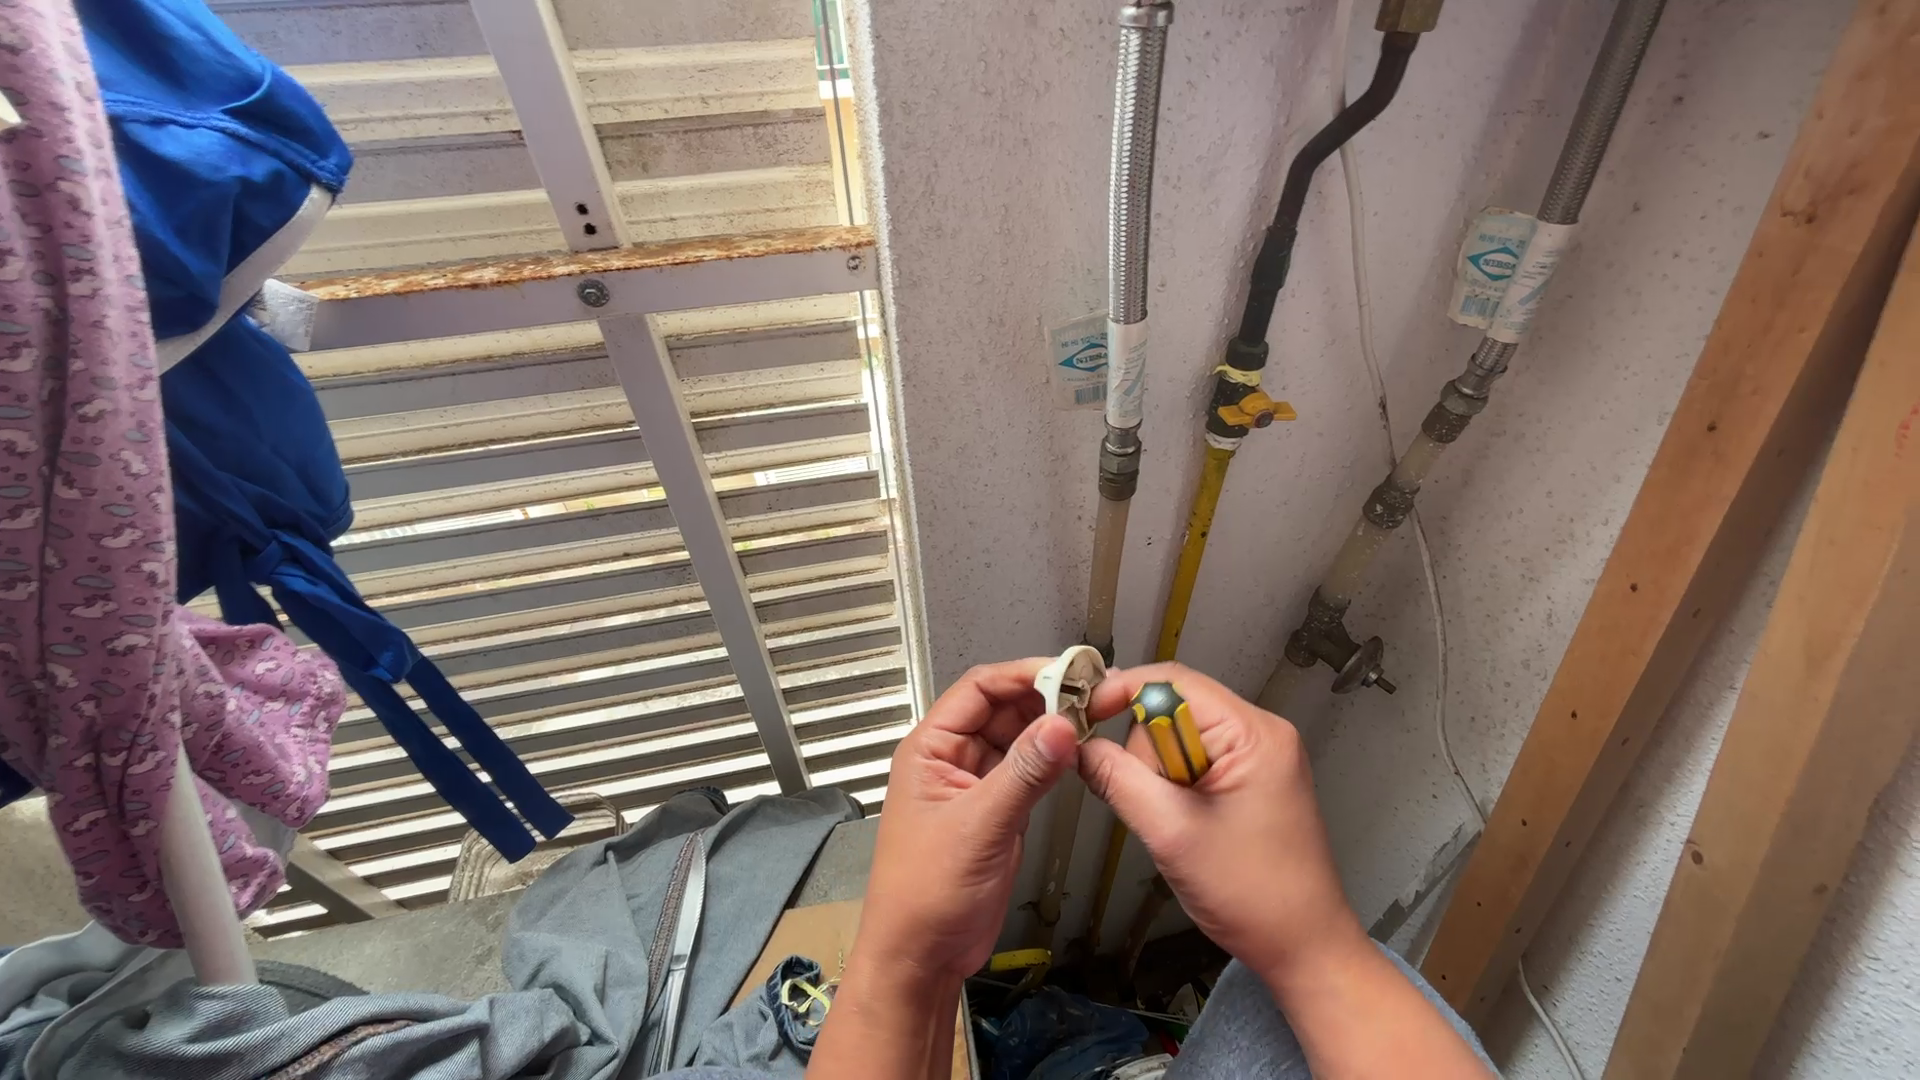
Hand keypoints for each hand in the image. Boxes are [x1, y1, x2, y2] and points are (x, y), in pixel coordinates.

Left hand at [860, 659, 1079, 979]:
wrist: (921, 957)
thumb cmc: (928, 891)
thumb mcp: (978, 826)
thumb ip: (1023, 773)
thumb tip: (1063, 724)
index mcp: (930, 746)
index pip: (979, 688)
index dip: (1023, 673)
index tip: (1070, 672)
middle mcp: (952, 755)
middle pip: (1003, 707)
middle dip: (1046, 696)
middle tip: (1096, 691)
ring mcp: (975, 780)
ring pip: (1018, 736)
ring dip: (1052, 725)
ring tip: (1097, 713)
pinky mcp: (997, 807)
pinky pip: (1027, 768)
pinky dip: (1052, 758)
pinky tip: (1078, 749)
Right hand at [1080, 662, 1364, 982]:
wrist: (1305, 950)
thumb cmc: (1251, 893)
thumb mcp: (1171, 831)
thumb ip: (1118, 779)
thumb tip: (1076, 746)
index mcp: (1252, 733)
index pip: (1171, 681)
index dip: (1119, 692)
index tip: (1082, 718)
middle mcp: (1259, 732)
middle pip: (1172, 707)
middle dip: (1146, 751)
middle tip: (1152, 802)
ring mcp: (1257, 755)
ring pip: (1177, 735)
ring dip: (1159, 772)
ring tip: (1174, 821)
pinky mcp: (1250, 777)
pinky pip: (1193, 757)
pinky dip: (1173, 783)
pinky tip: (1181, 818)